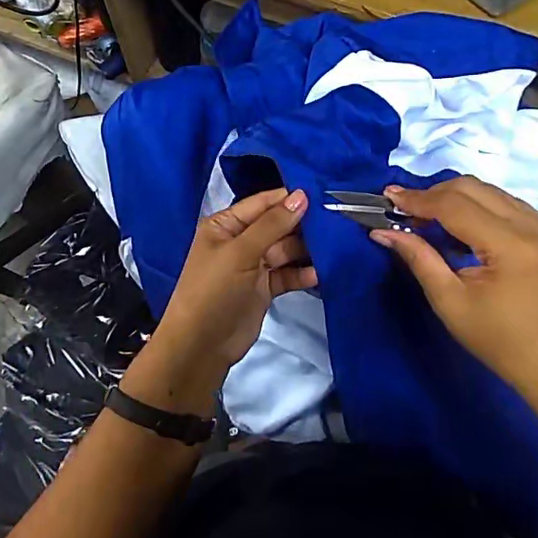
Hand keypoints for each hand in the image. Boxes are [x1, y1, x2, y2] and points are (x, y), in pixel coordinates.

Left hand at [130, 189, 315, 411]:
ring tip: (335, 245)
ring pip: (285, 250)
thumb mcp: (241, 252)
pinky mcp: (264, 288)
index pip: (261, 203)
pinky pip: (287, 274)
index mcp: (226, 225)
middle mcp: (239, 240)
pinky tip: (321, 273)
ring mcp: (253, 265)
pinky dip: (302, 273)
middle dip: (302, 224)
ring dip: (306, 249)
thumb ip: (272, 224)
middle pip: (276, 225)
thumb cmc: (214, 290)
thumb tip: (301, 195)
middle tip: (336, 219)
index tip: (322, 192)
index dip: (289, 198)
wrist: (202, 344)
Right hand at [369, 177, 537, 395]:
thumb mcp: (449, 300)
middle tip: (406, 209)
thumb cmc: (496, 338)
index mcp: (512, 247)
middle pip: (474, 189)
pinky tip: (461, 224)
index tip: (389, 197)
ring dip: (456, 197)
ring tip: (429, 215)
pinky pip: (508, 204)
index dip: (419, 199)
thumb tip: (382, 231)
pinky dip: (479, 206)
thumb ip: (418, 258)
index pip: (456, 206)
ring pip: (491, 192)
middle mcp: (535, 228)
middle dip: (435, 193)